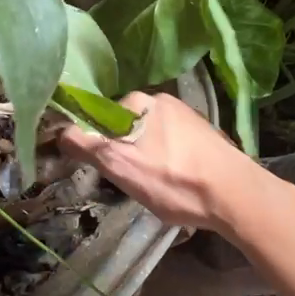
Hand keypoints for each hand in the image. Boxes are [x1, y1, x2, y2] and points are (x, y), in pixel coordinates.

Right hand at [58, 91, 279, 235]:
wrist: (236, 195)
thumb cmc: (172, 179)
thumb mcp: (119, 165)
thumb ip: (86, 145)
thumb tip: (58, 130)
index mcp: (140, 100)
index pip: (103, 117)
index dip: (101, 145)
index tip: (109, 170)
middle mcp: (164, 100)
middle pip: (128, 127)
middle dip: (126, 152)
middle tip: (133, 182)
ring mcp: (189, 116)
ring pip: (152, 137)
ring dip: (149, 158)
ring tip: (158, 187)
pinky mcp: (207, 135)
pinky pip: (175, 145)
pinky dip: (171, 162)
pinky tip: (178, 183)